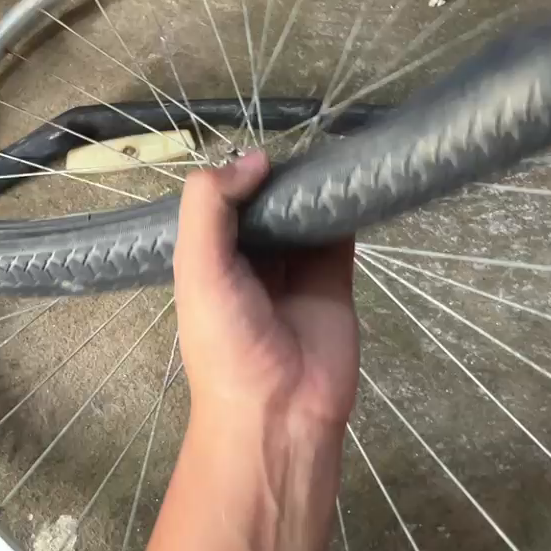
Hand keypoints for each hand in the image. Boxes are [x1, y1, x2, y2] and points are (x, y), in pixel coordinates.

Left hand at [173, 151, 359, 436]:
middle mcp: (248, 258)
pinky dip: (345, 208)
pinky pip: (338, 235)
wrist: (278, 412)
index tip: (260, 149)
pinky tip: (352, 178)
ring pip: (302, 213)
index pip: (220, 203)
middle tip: (303, 138)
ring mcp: (292, 269)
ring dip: (312, 186)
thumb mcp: (198, 267)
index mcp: (208, 256)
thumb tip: (255, 159)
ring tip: (330, 147)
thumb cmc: (226, 340)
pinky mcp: (333, 280)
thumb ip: (210, 207)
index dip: (236, 175)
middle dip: (278, 177)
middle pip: (264, 203)